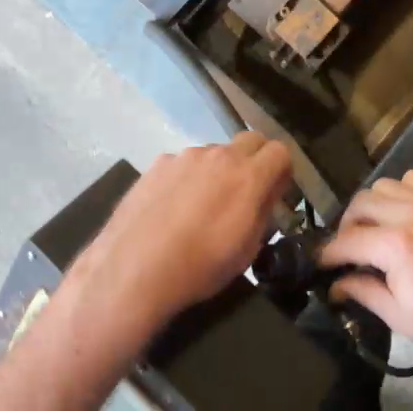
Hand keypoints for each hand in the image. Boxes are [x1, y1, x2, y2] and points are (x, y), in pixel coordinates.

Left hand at [63, 133, 294, 328]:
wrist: (131, 273)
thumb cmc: (198, 268)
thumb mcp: (247, 251)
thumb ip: (264, 213)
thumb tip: (269, 195)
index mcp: (248, 176)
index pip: (280, 151)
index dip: (281, 170)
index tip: (274, 191)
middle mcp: (220, 156)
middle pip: (251, 140)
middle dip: (255, 159)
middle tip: (245, 191)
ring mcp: (186, 156)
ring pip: (215, 152)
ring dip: (219, 169)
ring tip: (201, 205)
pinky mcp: (158, 163)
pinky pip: (184, 163)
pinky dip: (187, 178)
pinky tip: (171, 208)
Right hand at [319, 171, 412, 353]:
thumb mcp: (398, 314)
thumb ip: (363, 292)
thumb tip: (335, 284)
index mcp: (397, 245)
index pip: (348, 240)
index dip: (329, 253)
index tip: (319, 263)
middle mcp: (410, 213)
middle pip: (361, 203)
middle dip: (346, 225)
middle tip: (346, 250)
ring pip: (384, 185)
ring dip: (371, 205)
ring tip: (371, 231)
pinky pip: (412, 179)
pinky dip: (399, 191)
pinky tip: (399, 215)